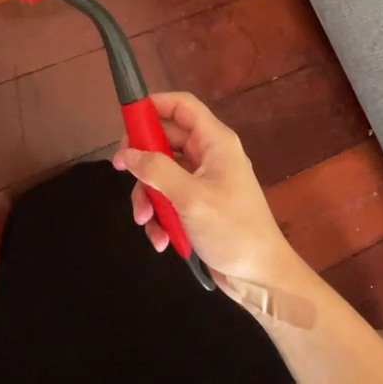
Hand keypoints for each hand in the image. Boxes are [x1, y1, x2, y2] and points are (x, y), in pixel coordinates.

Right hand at [112, 92, 305, 298]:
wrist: (261, 278)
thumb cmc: (232, 229)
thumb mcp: (190, 198)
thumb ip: (156, 171)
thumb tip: (127, 154)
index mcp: (215, 142)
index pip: (181, 106)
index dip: (154, 105)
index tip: (126, 120)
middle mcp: (209, 155)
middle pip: (166, 140)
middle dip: (143, 160)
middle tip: (121, 171)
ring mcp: (204, 181)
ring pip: (162, 172)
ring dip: (149, 195)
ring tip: (145, 221)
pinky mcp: (199, 205)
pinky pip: (170, 198)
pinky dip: (161, 215)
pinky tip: (161, 239)